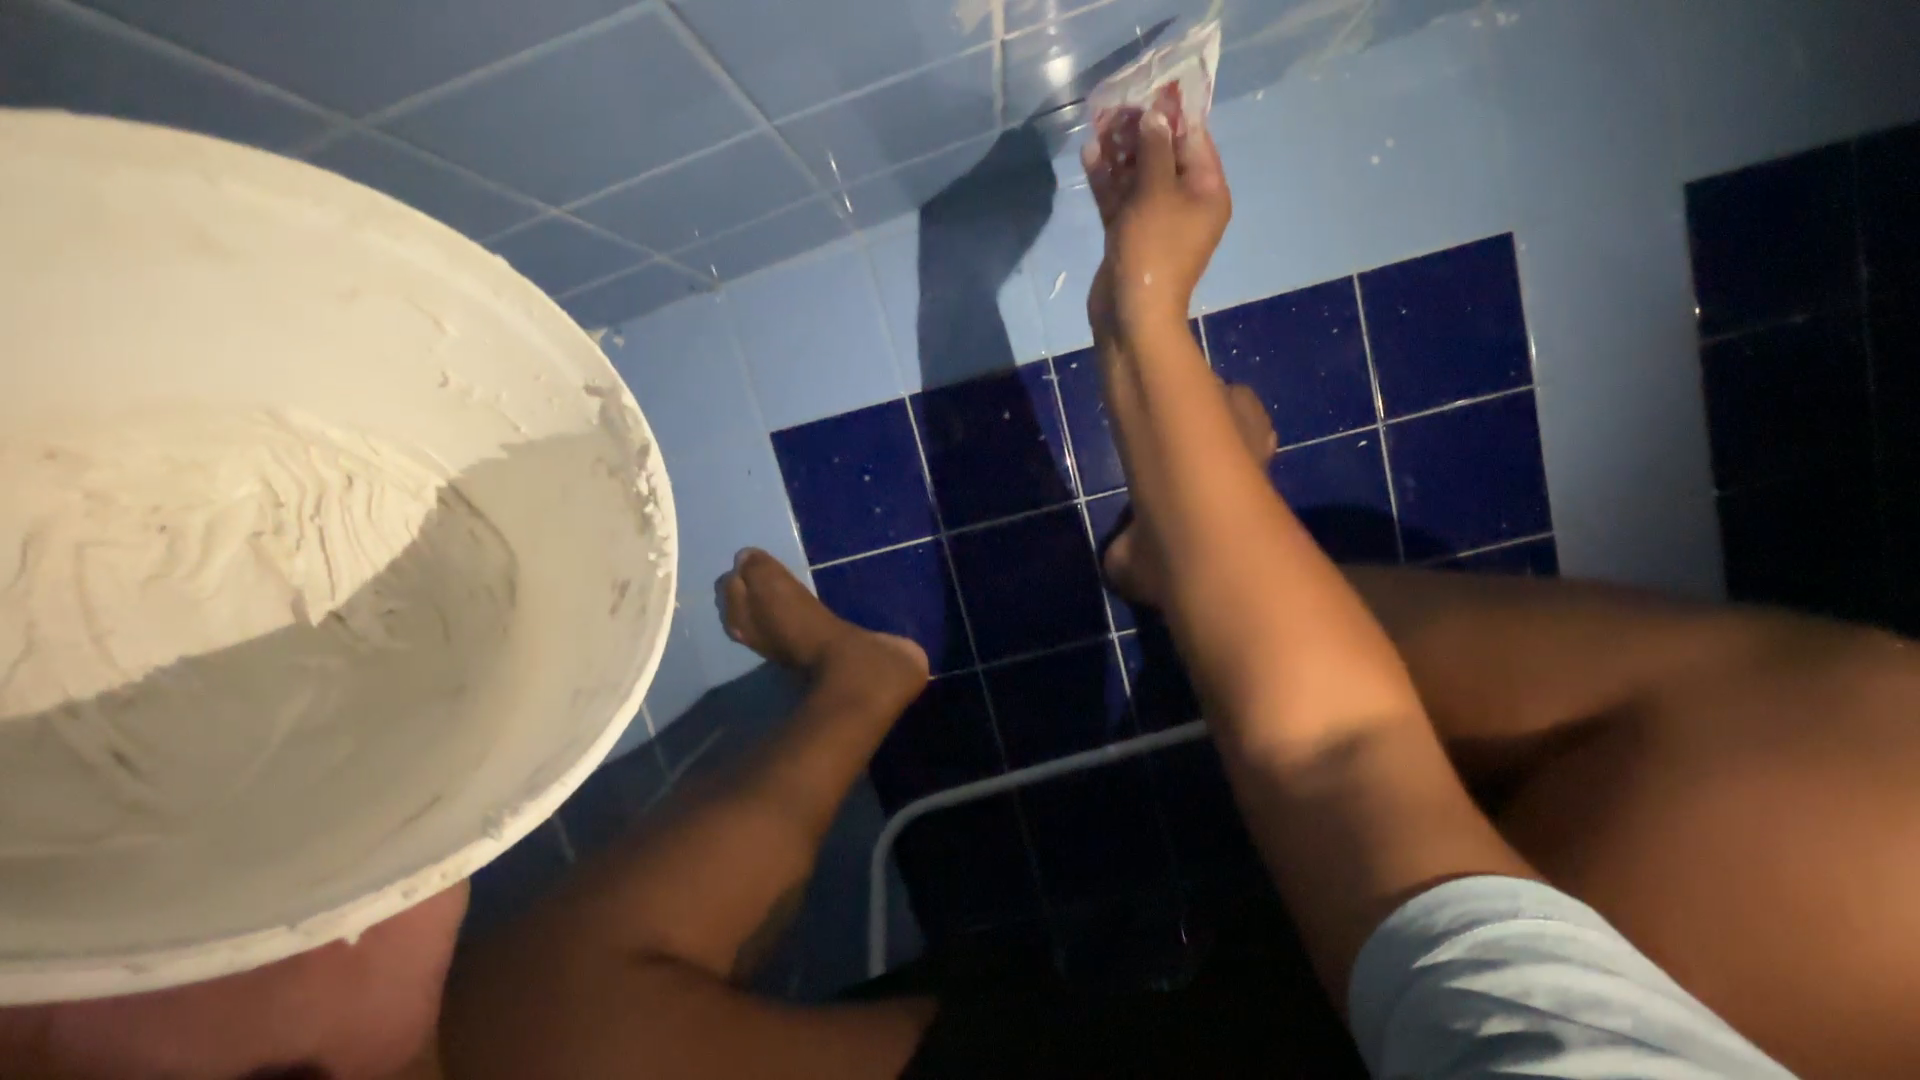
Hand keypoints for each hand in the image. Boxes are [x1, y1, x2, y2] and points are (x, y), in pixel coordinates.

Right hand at [1082, 86, 1231, 343]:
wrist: (1132, 314)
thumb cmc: (1153, 250)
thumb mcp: (1157, 193)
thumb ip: (1155, 150)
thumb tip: (1155, 116)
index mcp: (1208, 192)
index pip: (1195, 140)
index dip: (1172, 114)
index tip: (1148, 89)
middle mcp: (1186, 203)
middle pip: (1164, 156)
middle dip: (1139, 132)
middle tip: (1114, 107)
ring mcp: (1155, 221)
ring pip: (1138, 178)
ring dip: (1119, 154)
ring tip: (1097, 126)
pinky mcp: (1129, 235)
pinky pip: (1120, 200)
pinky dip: (1108, 180)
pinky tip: (1090, 155)